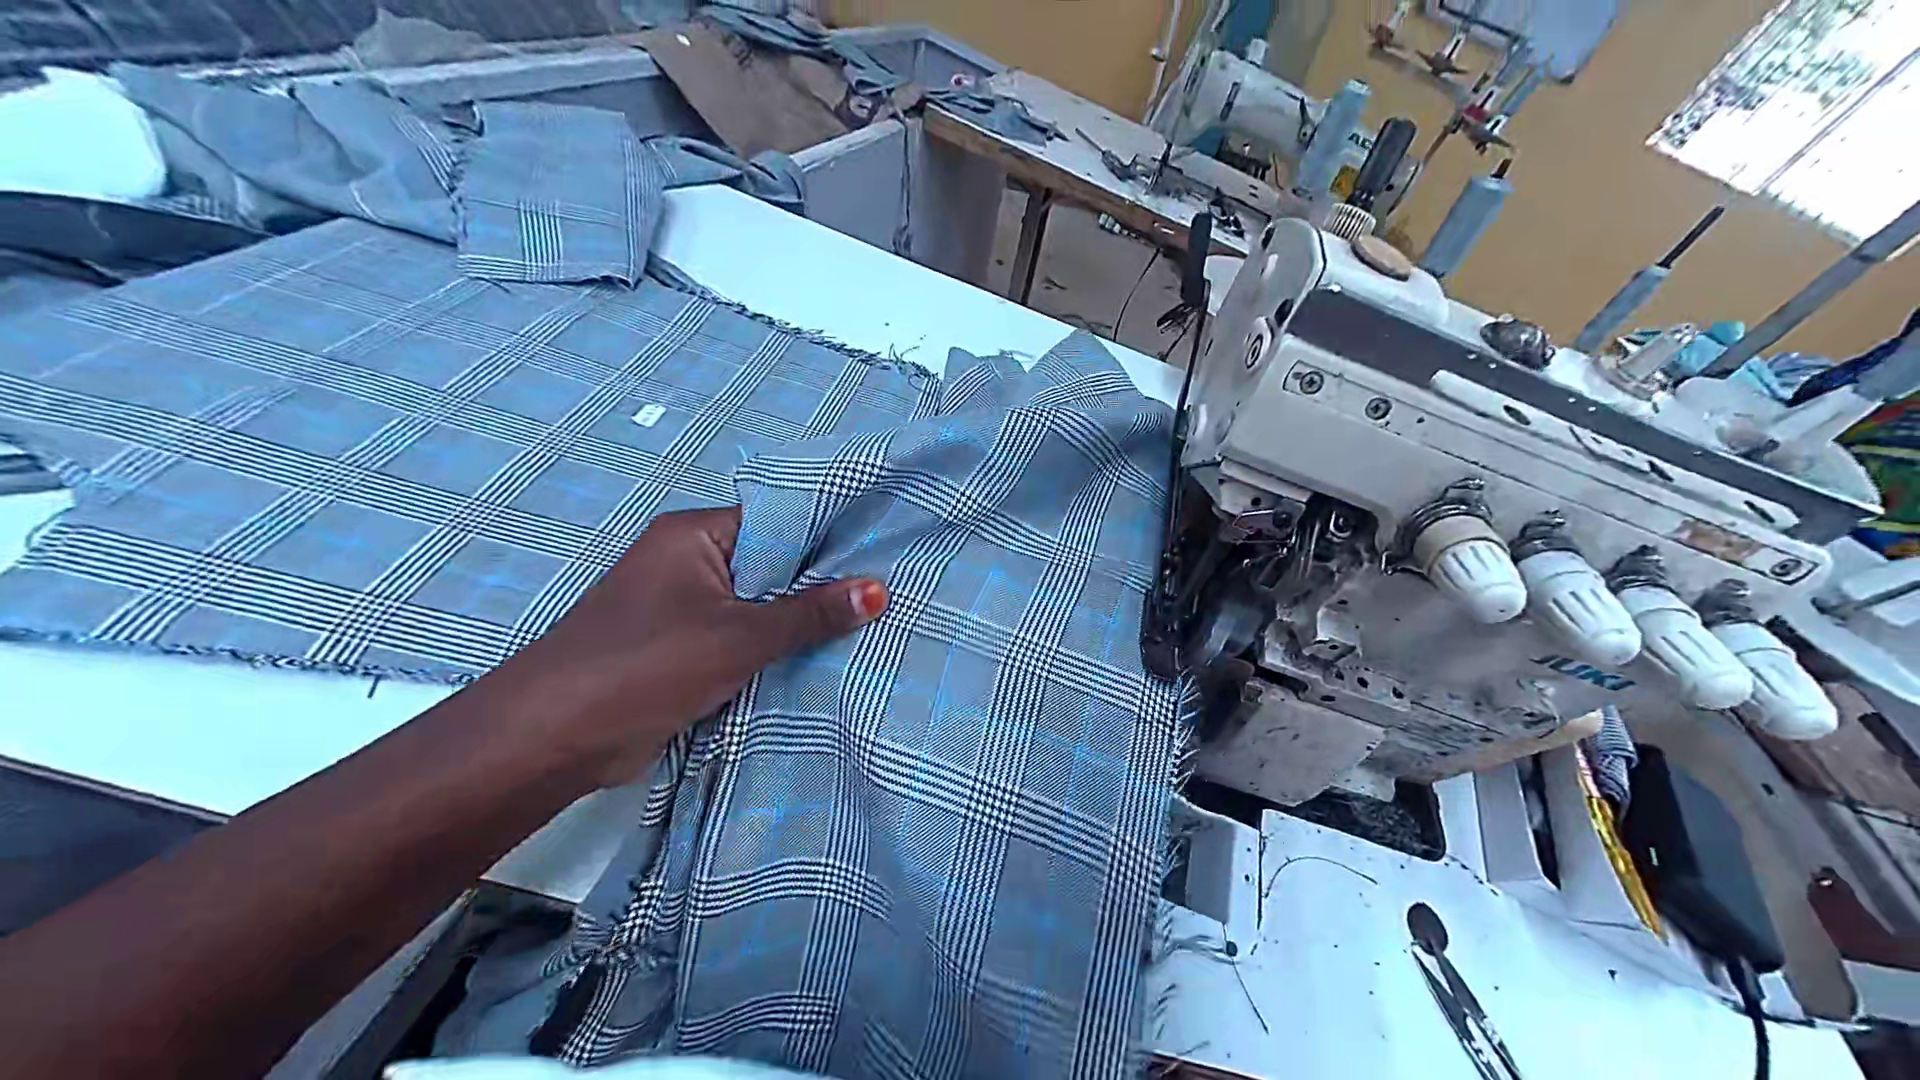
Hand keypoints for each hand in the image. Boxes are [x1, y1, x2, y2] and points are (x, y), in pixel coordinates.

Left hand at [475, 505, 886, 788]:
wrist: (552, 740)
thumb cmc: (645, 665)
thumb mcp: (738, 636)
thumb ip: (810, 614)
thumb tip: (878, 590)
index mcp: (694, 535)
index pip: (776, 521)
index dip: (828, 537)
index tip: (881, 552)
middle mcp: (689, 562)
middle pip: (771, 566)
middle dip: (820, 586)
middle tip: (886, 594)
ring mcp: (685, 608)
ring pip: (759, 608)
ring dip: (798, 624)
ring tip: (870, 626)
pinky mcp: (684, 649)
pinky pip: (742, 640)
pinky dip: (773, 651)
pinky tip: (824, 660)